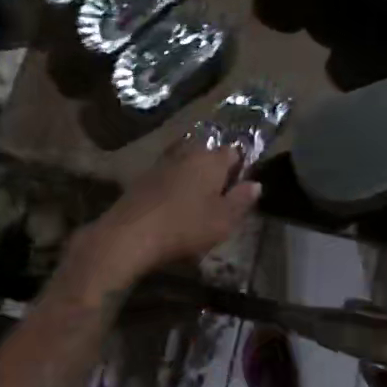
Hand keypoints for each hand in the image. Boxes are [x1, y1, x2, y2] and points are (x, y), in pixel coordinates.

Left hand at [67, 140, 261, 290]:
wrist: (131, 233)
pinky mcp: (143, 177)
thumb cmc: (186, 226)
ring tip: (197, 205)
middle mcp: (188, 153)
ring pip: (187, 165)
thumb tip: (256, 183)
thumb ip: (242, 199)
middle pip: (208, 156)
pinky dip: (174, 187)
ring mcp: (163, 163)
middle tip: (219, 200)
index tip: (239, 190)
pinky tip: (174, 207)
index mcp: (212, 159)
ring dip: (193, 179)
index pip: (234, 152)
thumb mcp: (224, 220)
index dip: (240, 168)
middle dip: (216, 172)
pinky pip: (168, 176)